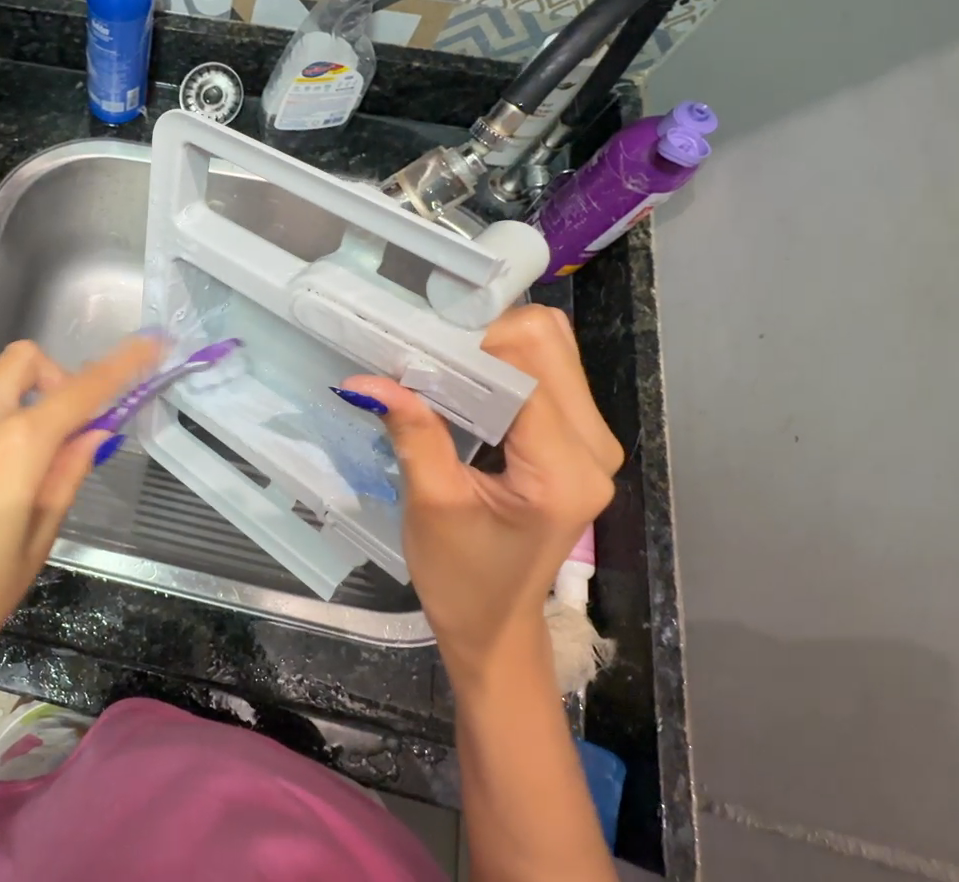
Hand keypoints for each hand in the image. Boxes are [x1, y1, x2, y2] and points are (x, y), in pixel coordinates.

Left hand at [0, 336, 160, 694]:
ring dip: (13, 419)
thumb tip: (91, 435)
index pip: (82, 390)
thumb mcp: (34, 546)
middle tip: (67, 428)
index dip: (121, 365)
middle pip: (20, 363)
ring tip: (15, 489)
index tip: (150, 345)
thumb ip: (64, 478)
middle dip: (54, 376)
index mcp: (17, 446)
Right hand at [340, 306, 622, 684]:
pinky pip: (543, 376)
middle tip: (424, 355)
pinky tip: (457, 385)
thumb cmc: (461, 576)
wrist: (493, 623)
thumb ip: (412, 433)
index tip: (413, 352)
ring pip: (549, 353)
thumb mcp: (430, 503)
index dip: (468, 348)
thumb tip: (366, 380)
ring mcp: (589, 442)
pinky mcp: (573, 442)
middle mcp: (592, 445)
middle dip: (482, 337)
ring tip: (435, 366)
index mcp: (563, 467)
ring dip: (490, 349)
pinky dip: (497, 367)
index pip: (525, 370)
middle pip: (548, 345)